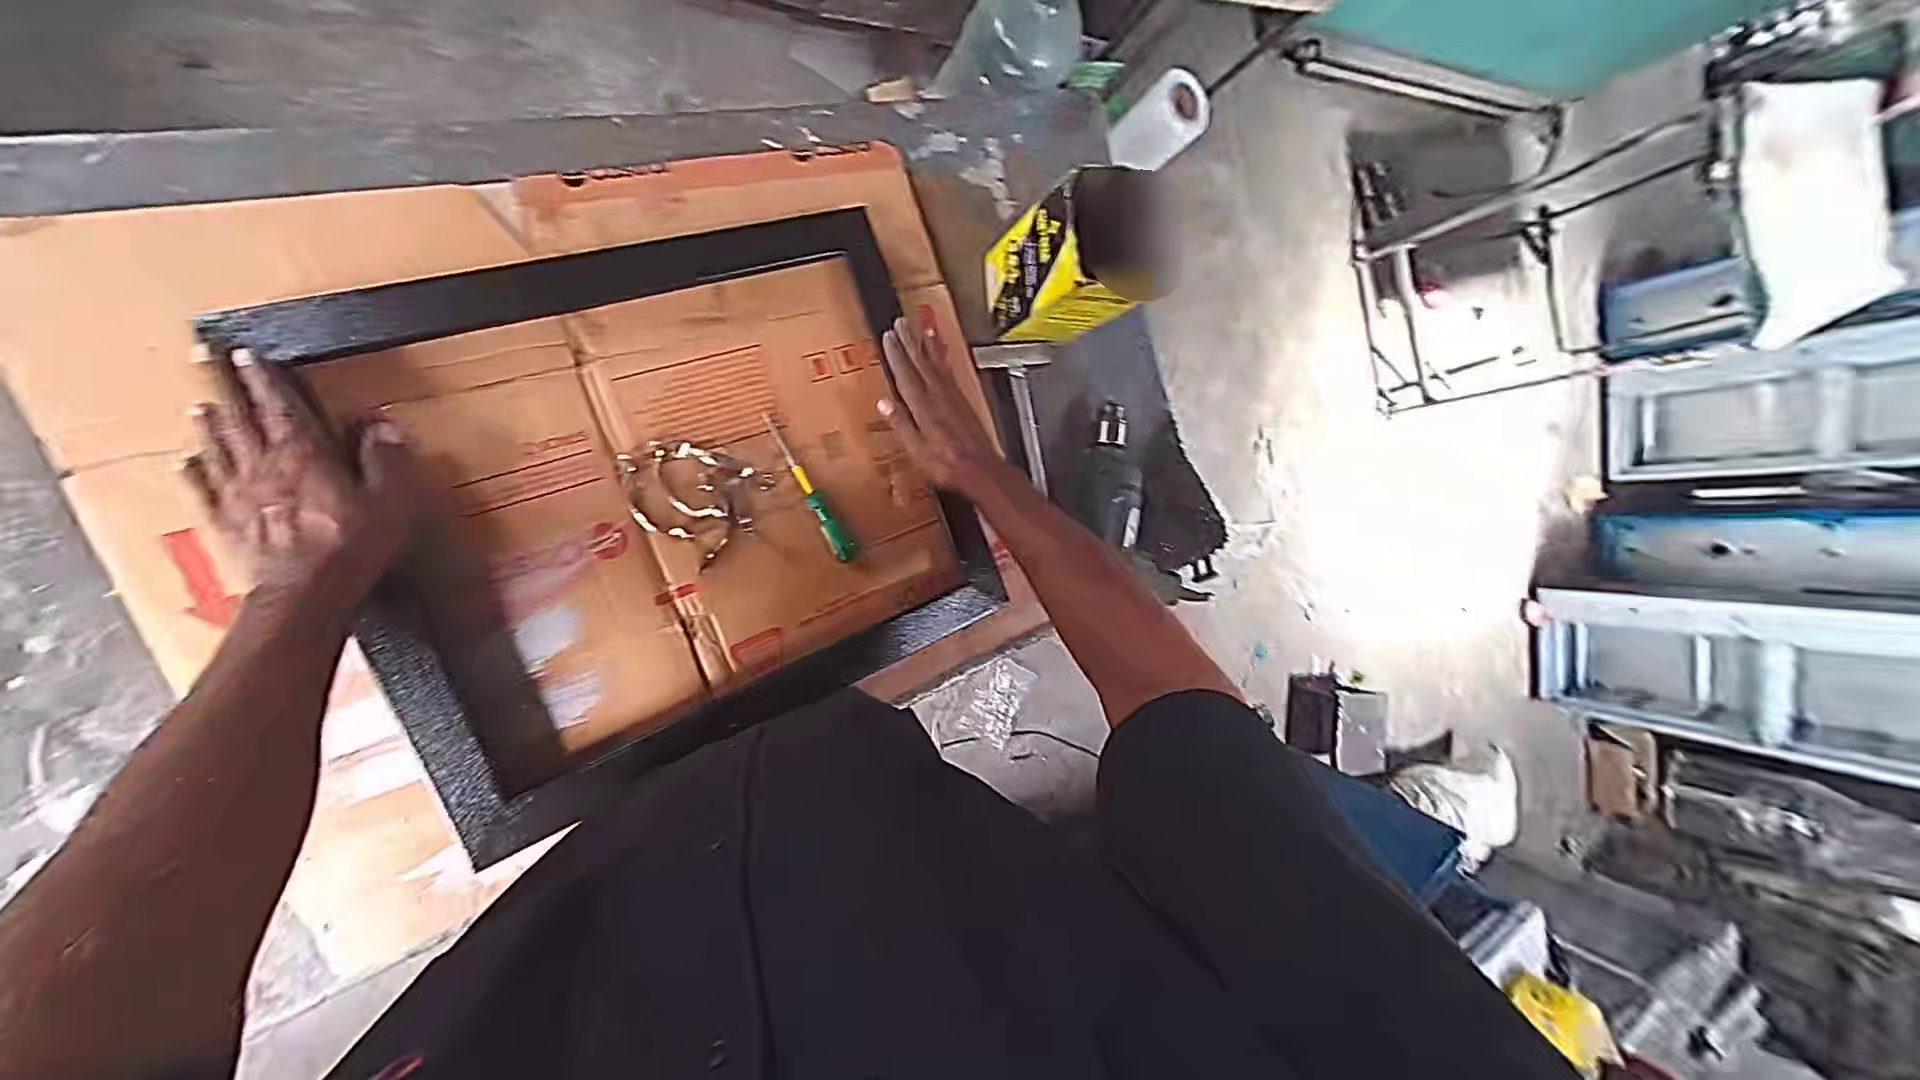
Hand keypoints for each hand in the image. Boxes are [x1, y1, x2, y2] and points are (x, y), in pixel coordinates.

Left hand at [184, 348, 420, 602]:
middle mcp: (264, 467)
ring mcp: (239, 494)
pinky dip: (197, 469)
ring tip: (201, 405)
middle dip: (224, 388)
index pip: (280, 408)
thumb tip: (382, 425)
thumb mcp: (390, 500)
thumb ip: (385, 460)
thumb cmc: (354, 543)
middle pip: (239, 419)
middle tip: (204, 359)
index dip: (264, 380)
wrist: (306, 590)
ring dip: (210, 424)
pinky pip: (205, 487)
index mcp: (304, 457)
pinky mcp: (227, 520)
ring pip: (217, 448)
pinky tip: (190, 461)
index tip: (248, 356)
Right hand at [878, 315, 1002, 497]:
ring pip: (936, 364)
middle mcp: (939, 397)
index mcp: (923, 409)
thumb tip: (884, 403)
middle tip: (900, 323)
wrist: (980, 469)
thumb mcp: (916, 450)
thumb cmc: (947, 465)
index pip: (905, 375)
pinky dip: (943, 358)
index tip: (888, 337)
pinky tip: (941, 353)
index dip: (896, 355)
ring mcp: (953, 397)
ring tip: (921, 328)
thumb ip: (901, 424)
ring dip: (927, 345)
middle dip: (909, 342)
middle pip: (921, 364)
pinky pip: (950, 372)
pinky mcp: (963, 401)